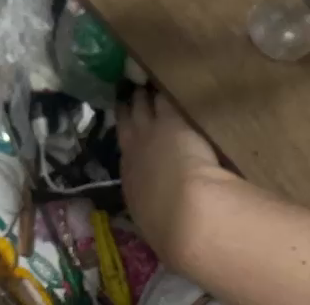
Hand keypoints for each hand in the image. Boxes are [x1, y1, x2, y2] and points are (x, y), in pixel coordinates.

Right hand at [117, 90, 239, 270]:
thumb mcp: (154, 222)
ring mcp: (151, 132)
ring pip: (142, 107)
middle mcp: (135, 151)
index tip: (128, 130)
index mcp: (130, 179)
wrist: (183, 211)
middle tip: (126, 94)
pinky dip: (165, 93)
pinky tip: (169, 83)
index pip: (126, 152)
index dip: (127, 138)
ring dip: (143, 96)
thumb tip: (157, 219)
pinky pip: (165, 100)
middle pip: (127, 122)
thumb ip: (154, 212)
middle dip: (127, 109)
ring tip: (143, 85)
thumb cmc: (170, 227)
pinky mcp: (172, 120)